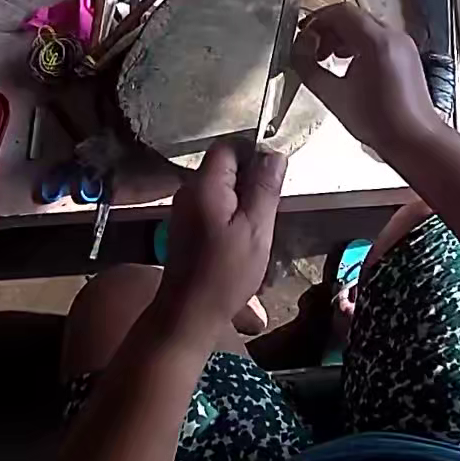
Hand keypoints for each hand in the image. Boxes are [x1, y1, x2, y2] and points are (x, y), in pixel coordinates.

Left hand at [156, 139, 286, 337]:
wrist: (188, 314)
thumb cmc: (225, 273)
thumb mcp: (256, 228)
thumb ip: (265, 188)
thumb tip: (274, 154)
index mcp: (205, 185)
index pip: (228, 146)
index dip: (254, 151)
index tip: (274, 174)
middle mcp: (189, 190)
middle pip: (224, 164)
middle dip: (252, 176)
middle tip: (270, 203)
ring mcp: (185, 208)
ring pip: (221, 185)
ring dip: (244, 196)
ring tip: (260, 222)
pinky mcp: (186, 224)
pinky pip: (214, 202)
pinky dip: (232, 210)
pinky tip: (244, 234)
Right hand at [294, 4, 441, 155]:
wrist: (415, 140)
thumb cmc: (378, 121)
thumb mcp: (334, 96)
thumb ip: (309, 68)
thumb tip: (298, 50)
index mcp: (376, 41)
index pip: (340, 12)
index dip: (316, 21)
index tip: (303, 38)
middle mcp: (393, 36)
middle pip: (354, 17)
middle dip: (329, 30)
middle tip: (312, 51)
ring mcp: (404, 44)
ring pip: (366, 27)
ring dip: (343, 37)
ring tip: (328, 60)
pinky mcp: (407, 56)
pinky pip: (379, 39)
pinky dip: (360, 45)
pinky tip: (349, 67)